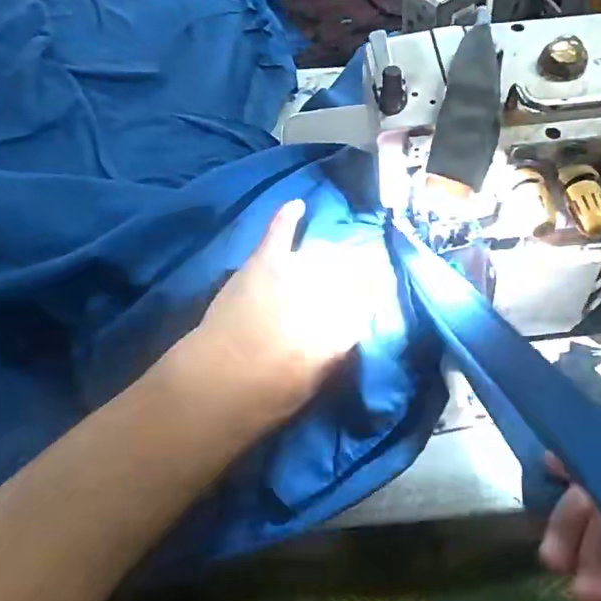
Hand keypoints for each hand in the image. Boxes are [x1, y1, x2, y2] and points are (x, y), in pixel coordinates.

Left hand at [175, 200, 377, 422]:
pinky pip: (280, 233)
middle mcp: (329, 289)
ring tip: (330, 260)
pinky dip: (287, 217)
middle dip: (356, 272)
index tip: (379, 290)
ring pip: (322, 253)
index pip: (372, 296)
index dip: (376, 290)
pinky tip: (296, 205)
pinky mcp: (264, 261)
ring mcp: (295, 270)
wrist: (221, 381)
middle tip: (355, 278)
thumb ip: (338, 345)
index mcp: (347, 323)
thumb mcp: (321, 375)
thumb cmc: (273, 395)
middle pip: (351, 269)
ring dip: (327, 257)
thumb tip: (349, 325)